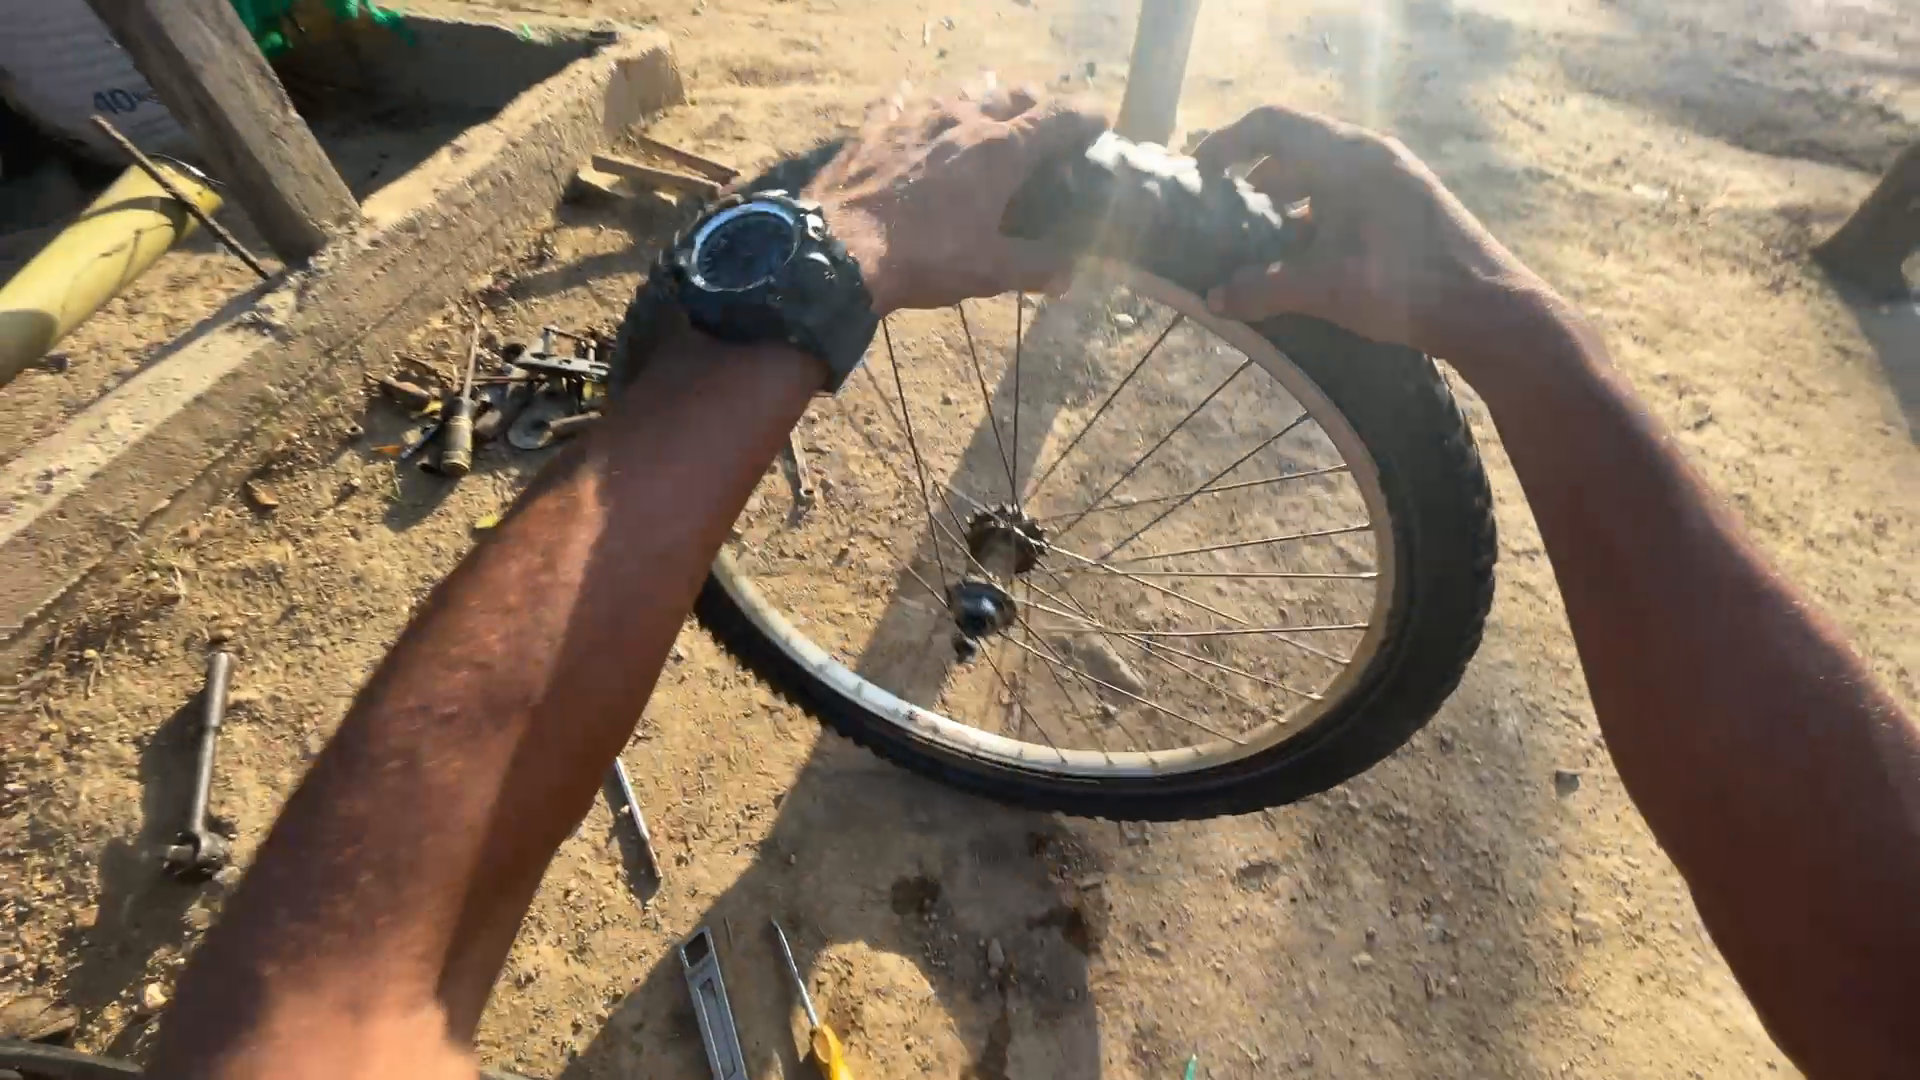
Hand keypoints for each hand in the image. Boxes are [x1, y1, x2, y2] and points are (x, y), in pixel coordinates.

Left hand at [805, 84, 1107, 314]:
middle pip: (1011, 95)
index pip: (1057, 118)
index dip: (1084, 117)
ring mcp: (916, 116)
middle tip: (1039, 126)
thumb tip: (1068, 274)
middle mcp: (963, 119)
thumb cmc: (925, 259)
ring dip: (981, 101)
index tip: (1098, 120)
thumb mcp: (989, 271)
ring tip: (984, 118)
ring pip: (960, 92)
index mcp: (1000, 151)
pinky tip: (913, 114)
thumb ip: (1035, 267)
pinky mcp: (877, 127)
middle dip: (1034, 106)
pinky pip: (902, 102)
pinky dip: (917, 107)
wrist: (841, 251)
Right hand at [1195, 106, 1571, 376]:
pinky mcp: (1396, 207)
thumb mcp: (1322, 289)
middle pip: (1290, 154)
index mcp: (1349, 159)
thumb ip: (1260, 291)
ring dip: (1277, 211)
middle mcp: (1368, 158)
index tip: (1196, 176)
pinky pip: (1336, 201)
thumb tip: (1212, 299)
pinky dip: (1306, 225)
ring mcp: (1386, 181)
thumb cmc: (1404, 288)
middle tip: (1220, 227)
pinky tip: (1294, 266)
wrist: (1484, 308)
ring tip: (1252, 254)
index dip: (1226, 144)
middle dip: (1248, 189)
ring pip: (1314, 181)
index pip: (1272, 126)